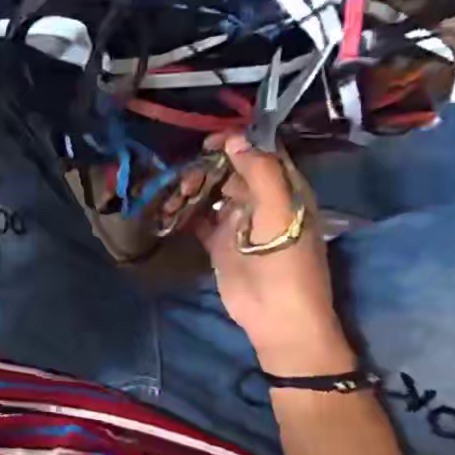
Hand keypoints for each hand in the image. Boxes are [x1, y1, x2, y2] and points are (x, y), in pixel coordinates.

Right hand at [162, 133, 355, 376]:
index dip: (237, 143)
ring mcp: (239, 223)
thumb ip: (260, 172)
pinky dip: (184, 212)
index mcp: (285, 190)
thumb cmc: (284, 260)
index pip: (261, 154)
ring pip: (212, 193)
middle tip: (185, 177)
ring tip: (175, 197)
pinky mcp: (219, 243)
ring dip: (192, 189)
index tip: (207, 142)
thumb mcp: (279, 211)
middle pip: (231, 172)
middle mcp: (262, 201)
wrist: (276, 314)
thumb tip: (234, 141)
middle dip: (206, 168)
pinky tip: (169, 210)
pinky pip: (199, 219)